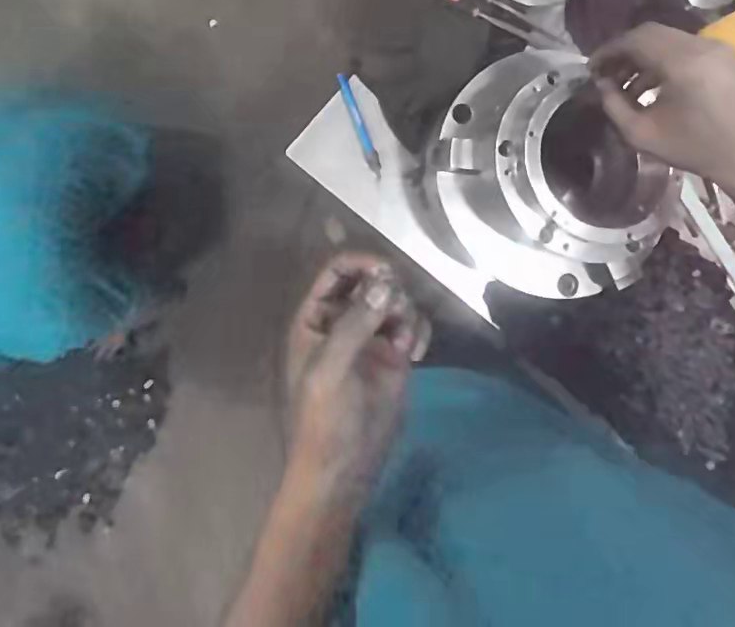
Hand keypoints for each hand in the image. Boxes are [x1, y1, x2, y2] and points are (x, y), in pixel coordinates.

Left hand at [282, 253, 429, 508]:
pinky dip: (418, 330)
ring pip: (396, 300)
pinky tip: (413, 354)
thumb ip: (355, 323)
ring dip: (405, 313)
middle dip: (389, 291)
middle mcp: (344, 320)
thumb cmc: (324, 418)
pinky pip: (412, 324)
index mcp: (316, 317)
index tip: (387, 272)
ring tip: (403, 342)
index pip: (337, 271)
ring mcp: (371, 337)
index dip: (361, 263)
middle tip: (396, 314)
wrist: (344, 470)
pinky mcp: (395, 355)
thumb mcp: (330, 369)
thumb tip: (386, 283)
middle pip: (372, 281)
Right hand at [591, 23, 734, 188]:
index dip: (608, 51)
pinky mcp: (726, 57)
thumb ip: (614, 105)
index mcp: (682, 62)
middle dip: (624, 51)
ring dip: (644, 56)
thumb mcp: (642, 134)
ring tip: (628, 86)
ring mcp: (717, 49)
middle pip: (651, 34)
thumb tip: (603, 84)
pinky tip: (654, 86)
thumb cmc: (695, 149)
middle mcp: (701, 46)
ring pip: (668, 39)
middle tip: (607, 74)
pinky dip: (664, 60)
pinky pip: (686, 48)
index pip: (635, 40)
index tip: (592, 69)